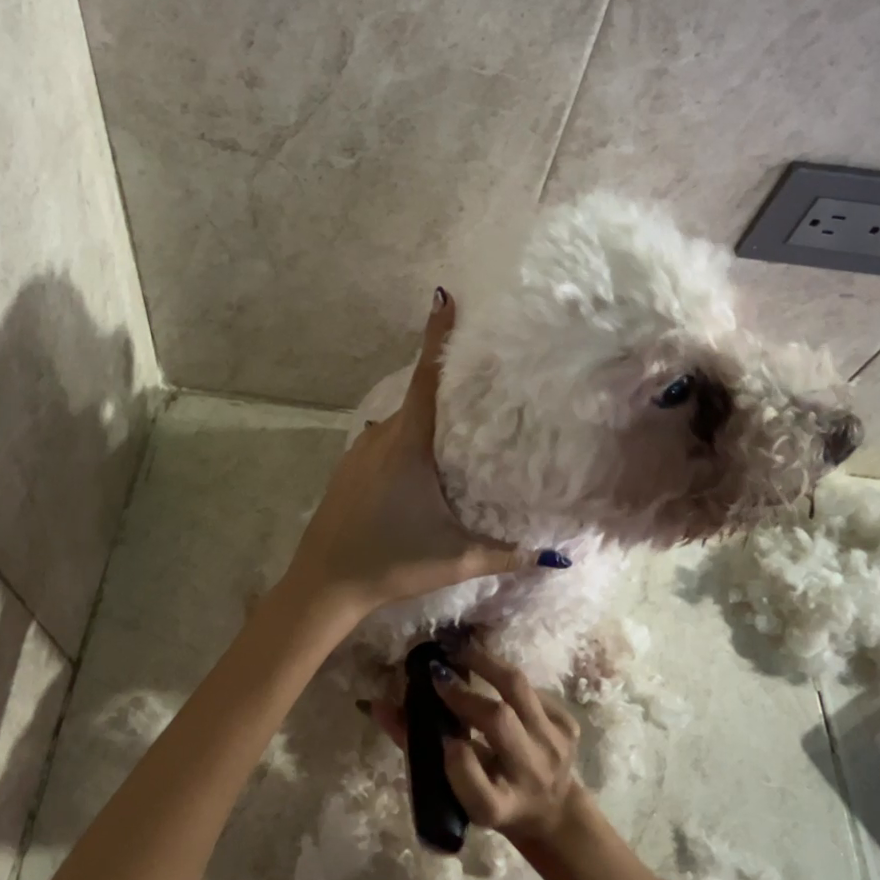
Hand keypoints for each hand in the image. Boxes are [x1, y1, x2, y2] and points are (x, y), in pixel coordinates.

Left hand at [279, 289, 539, 613]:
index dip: (437, 337)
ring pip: (399, 421)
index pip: (426, 377)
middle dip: (445, 382)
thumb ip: (507, 553)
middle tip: (480, 374)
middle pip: (417, 395)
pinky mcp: (347, 467)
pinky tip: (419, 463)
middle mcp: (381, 436)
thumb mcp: (456, 557)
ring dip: (424, 417)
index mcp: (409, 443)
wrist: (324, 581)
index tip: (445, 298)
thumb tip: (555, 556)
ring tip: (458, 423)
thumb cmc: (391, 560)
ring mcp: (359, 450)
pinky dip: (403, 439)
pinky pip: (382, 439)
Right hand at [371, 646, 584, 842]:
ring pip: (517, 689)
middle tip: (435, 670)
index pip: (476, 785)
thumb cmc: (492, 797)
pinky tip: (487, 671)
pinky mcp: (569, 724)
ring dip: (483, 663)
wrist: (553, 811)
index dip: (455, 759)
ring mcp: (556, 746)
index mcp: (499, 806)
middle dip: (462, 690)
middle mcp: (531, 776)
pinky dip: (504, 677)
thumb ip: (414, 745)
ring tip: (458, 650)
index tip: (437, 735)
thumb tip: (374, 703)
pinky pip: (531, 688)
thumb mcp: (453, 786)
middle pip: (498, 720)